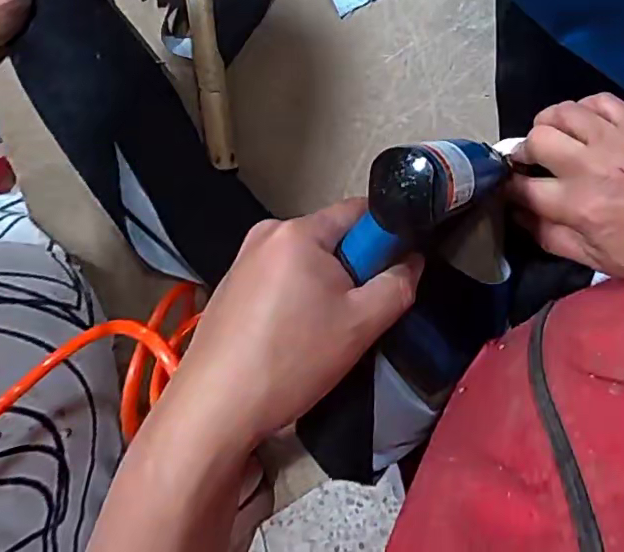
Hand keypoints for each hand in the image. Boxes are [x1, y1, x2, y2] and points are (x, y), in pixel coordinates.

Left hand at [156, 199, 422, 451]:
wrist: (212, 412)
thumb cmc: (288, 361)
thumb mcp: (360, 326)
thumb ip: (397, 286)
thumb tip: (412, 261)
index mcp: (297, 231)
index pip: (358, 210)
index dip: (384, 237)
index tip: (390, 272)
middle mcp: (266, 233)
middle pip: (331, 238)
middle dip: (351, 269)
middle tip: (355, 314)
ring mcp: (243, 259)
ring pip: (305, 261)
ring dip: (323, 288)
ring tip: (319, 335)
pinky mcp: (230, 286)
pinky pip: (279, 278)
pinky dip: (294, 299)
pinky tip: (289, 340)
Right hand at [508, 94, 623, 294]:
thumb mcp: (599, 261)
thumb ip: (551, 238)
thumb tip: (518, 216)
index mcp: (580, 206)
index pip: (523, 189)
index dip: (508, 188)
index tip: (509, 188)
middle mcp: (591, 167)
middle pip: (535, 139)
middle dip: (525, 151)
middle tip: (532, 161)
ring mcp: (615, 139)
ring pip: (561, 112)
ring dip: (549, 124)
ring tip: (554, 137)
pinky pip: (597, 100)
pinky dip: (584, 109)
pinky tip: (585, 125)